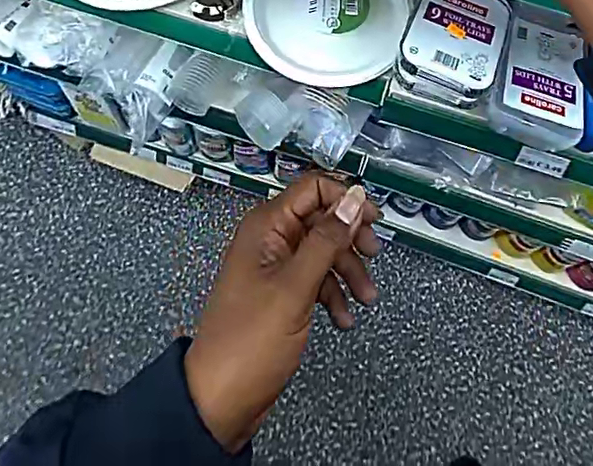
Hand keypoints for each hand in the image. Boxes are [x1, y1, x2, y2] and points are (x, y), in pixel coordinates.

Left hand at [183, 175, 381, 451]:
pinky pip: (316, 279)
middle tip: (374, 254)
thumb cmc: (251, 340)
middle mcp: (272, 238)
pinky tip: (344, 318)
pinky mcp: (282, 292)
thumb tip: (354, 197)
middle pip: (322, 219)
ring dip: (348, 271)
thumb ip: (327, 238)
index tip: (371, 218)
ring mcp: (277, 266)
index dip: (344, 198)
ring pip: (324, 251)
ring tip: (367, 297)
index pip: (313, 188)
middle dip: (350, 238)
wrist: (219, 404)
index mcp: (267, 225)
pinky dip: (333, 294)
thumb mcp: (295, 286)